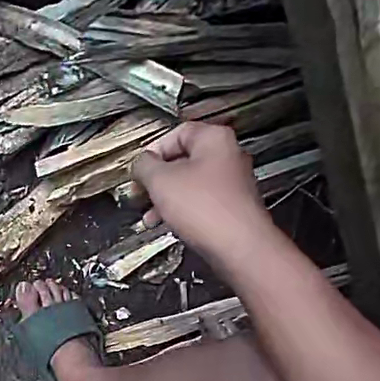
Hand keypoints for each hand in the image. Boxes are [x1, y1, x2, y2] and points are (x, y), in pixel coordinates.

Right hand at [130, 122, 278, 270]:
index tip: (140, 169)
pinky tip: (171, 225)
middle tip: (142, 192)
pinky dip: (184, 211)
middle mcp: (228, 156)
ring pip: (191, 184)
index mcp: (214, 139)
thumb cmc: (206, 209)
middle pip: (183, 160)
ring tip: (151, 216)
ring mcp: (233, 183)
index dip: (153, 151)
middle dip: (158, 179)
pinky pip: (202, 203)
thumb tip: (140, 163)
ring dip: (167, 199)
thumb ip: (144, 166)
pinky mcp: (233, 208)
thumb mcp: (161, 182)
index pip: (177, 133)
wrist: (239, 246)